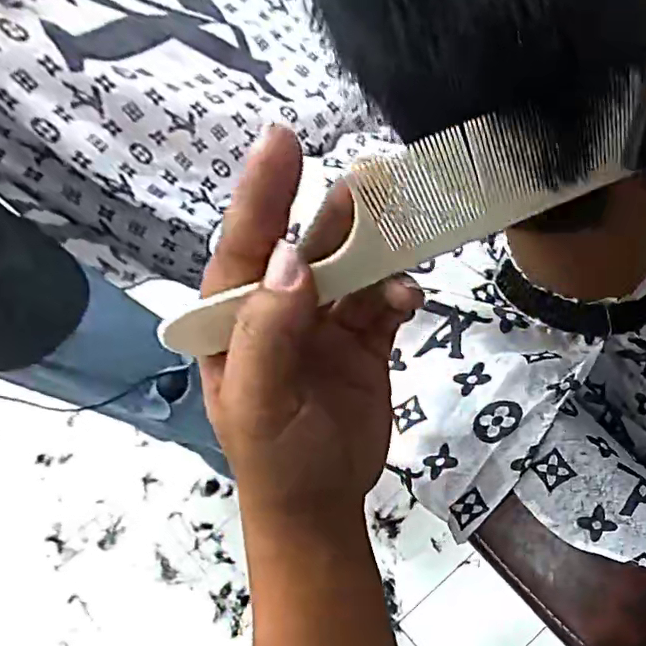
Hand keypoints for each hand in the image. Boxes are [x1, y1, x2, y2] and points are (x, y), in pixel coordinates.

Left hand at [199, 125, 423, 524]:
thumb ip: (269, 332)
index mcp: (236, 320)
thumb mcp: (260, 402)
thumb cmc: (276, 458)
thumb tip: (293, 262)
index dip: (262, 194)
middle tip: (367, 186)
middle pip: (306, 251)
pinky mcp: (365, 350)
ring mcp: (326, 331)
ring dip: (376, 259)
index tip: (283, 143)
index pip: (245, 247)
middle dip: (333, 219)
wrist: (321, 502)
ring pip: (353, 277)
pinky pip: (384, 311)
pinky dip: (399, 298)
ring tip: (402, 240)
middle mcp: (280, 314)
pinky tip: (410, 298)